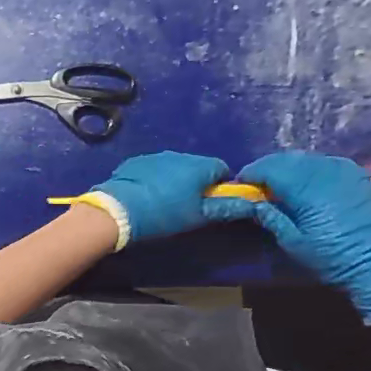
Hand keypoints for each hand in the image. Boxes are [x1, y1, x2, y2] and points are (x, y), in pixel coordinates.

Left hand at [79, 151, 257, 249]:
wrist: (119, 209)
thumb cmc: (164, 214)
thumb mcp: (198, 216)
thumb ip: (226, 208)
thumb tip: (251, 204)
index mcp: (198, 166)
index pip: (221, 169)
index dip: (220, 186)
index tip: (212, 202)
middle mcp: (179, 155)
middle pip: (197, 166)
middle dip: (197, 182)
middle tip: (188, 205)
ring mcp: (154, 156)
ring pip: (174, 166)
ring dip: (175, 179)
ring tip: (165, 202)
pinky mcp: (135, 161)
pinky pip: (153, 168)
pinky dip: (155, 178)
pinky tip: (147, 195)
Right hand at [237, 151, 370, 324]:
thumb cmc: (331, 257)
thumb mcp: (292, 242)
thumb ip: (270, 217)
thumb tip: (252, 203)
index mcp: (304, 188)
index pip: (268, 168)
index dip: (250, 174)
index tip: (241, 185)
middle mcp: (323, 172)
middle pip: (286, 159)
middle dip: (268, 169)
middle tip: (258, 186)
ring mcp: (343, 171)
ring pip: (307, 158)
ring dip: (290, 167)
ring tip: (282, 184)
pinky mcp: (358, 175)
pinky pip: (326, 162)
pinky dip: (311, 169)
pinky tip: (310, 183)